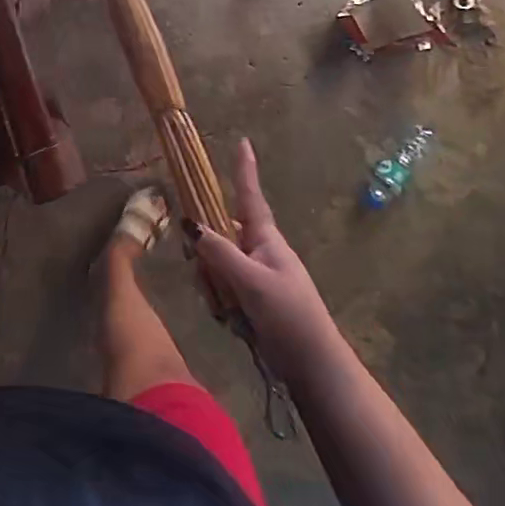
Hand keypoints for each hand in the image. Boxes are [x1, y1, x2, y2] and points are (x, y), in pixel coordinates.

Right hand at [192, 139, 342, 379]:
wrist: (312, 364)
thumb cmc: (289, 315)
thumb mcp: (252, 282)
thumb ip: (219, 253)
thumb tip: (191, 225)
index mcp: (265, 238)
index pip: (250, 196)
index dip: (245, 170)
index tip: (244, 141)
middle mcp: (258, 250)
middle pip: (219, 234)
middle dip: (207, 253)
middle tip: (209, 277)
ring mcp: (254, 275)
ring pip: (215, 263)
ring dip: (213, 283)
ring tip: (226, 308)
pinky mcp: (250, 298)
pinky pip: (221, 287)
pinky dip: (219, 301)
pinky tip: (229, 320)